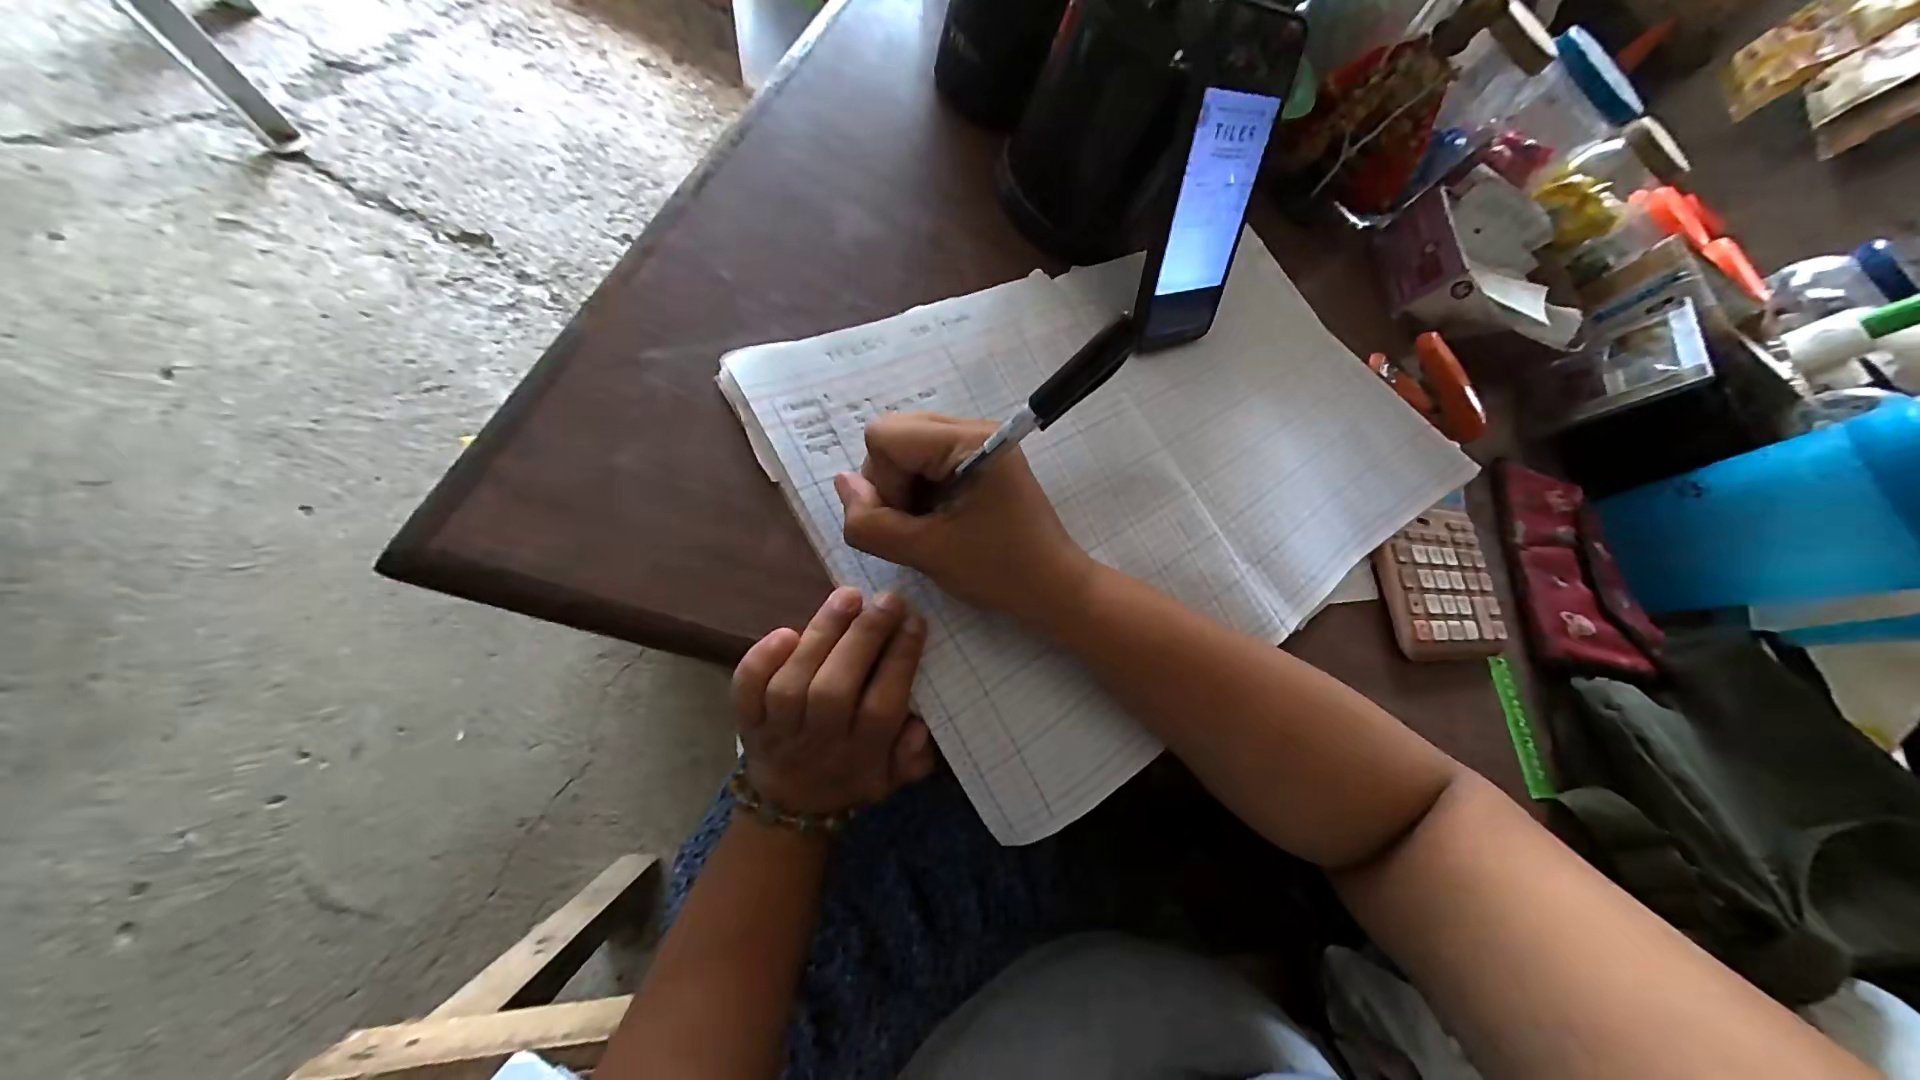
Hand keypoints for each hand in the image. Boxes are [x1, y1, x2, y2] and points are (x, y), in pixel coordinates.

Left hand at [732, 587, 936, 815]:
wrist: (792, 806)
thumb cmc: (853, 775)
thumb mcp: (894, 776)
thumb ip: (912, 757)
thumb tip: (918, 727)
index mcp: (860, 756)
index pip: (882, 708)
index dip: (900, 662)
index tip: (914, 620)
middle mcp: (817, 743)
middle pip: (834, 691)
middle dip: (863, 638)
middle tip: (886, 599)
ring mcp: (777, 731)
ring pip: (791, 685)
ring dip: (820, 636)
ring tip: (847, 597)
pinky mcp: (746, 720)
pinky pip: (746, 691)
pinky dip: (760, 660)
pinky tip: (786, 631)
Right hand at [834, 412, 1093, 623]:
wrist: (1053, 587)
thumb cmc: (999, 571)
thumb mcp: (925, 552)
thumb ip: (871, 521)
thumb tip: (843, 483)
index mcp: (967, 440)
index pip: (883, 436)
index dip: (882, 483)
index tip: (909, 522)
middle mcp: (972, 427)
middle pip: (892, 437)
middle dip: (891, 485)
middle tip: (918, 527)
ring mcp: (977, 440)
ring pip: (905, 450)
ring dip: (904, 490)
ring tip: (932, 527)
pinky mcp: (979, 458)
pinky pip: (925, 461)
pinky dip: (920, 491)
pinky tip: (941, 520)